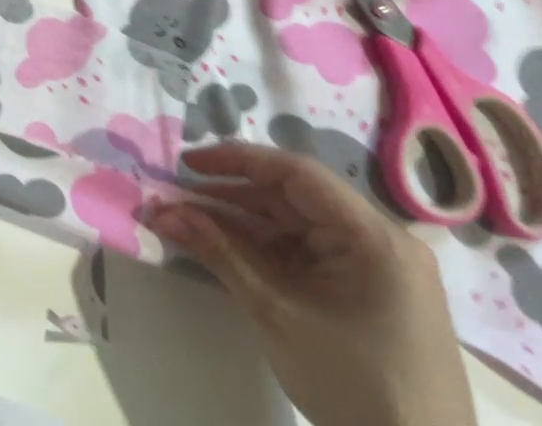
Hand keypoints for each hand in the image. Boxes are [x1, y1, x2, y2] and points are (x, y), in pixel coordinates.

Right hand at [147, 143, 475, 425]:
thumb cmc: (353, 380)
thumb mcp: (275, 311)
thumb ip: (218, 252)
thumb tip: (160, 210)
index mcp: (373, 238)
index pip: (297, 174)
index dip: (237, 160)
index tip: (185, 164)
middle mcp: (380, 242)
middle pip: (294, 198)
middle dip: (230, 195)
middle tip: (174, 200)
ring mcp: (376, 268)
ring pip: (296, 224)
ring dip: (241, 221)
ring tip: (187, 223)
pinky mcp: (367, 291)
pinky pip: (306, 251)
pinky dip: (263, 247)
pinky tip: (224, 249)